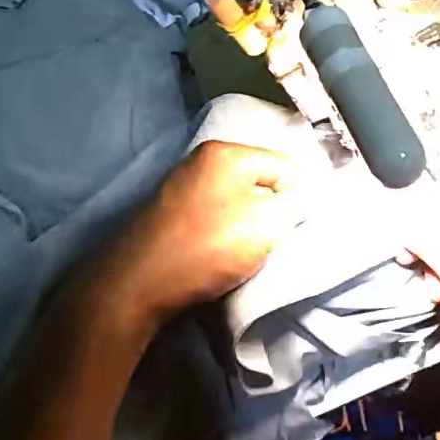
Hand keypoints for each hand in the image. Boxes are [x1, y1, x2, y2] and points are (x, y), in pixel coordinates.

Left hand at [86, 141, 297, 329]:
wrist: (135, 286)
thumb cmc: (206, 249)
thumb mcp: (266, 226)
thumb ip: (295, 205)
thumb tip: (303, 197)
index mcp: (227, 153)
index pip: (286, 167)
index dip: (297, 199)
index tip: (291, 229)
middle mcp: (202, 158)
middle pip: (261, 181)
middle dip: (272, 209)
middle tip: (270, 241)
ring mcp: (182, 182)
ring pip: (238, 198)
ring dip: (248, 222)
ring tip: (243, 250)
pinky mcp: (170, 209)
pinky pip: (215, 211)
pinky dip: (224, 229)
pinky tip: (219, 251)